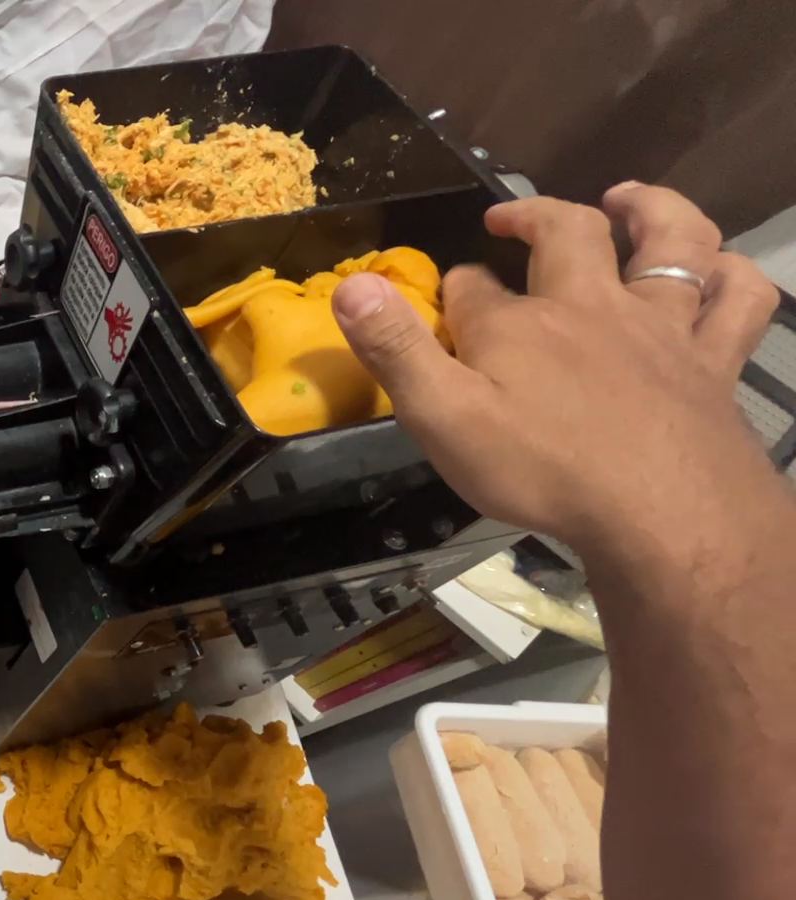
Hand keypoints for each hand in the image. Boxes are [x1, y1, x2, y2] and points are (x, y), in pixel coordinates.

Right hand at [330, 183, 780, 558]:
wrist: (659, 510)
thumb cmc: (532, 465)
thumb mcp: (437, 413)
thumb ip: (394, 348)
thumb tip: (352, 284)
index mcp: (516, 325)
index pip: (471, 289)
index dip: (450, 287)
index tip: (435, 299)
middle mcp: (590, 308)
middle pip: (571, 237)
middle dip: (535, 218)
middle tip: (506, 218)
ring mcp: (661, 329)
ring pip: (672, 246)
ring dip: (651, 211)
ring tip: (627, 198)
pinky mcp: (711, 361)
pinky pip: (738, 299)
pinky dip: (730, 272)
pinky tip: (718, 267)